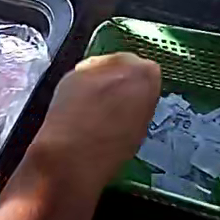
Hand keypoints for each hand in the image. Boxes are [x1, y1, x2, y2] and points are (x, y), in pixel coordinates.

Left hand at [25, 53, 160, 198]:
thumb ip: (143, 103)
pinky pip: (84, 76)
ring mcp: (94, 65)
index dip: (142, 88)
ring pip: (104, 67)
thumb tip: (136, 99)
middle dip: (123, 78)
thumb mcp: (142, 126)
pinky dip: (84, 87)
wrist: (70, 156)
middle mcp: (122, 62)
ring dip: (103, 81)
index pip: (150, 71)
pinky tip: (80, 106)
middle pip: (127, 62)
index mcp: (146, 75)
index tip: (136, 101)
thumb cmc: (113, 150)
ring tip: (97, 105)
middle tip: (117, 101)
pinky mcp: (70, 73)